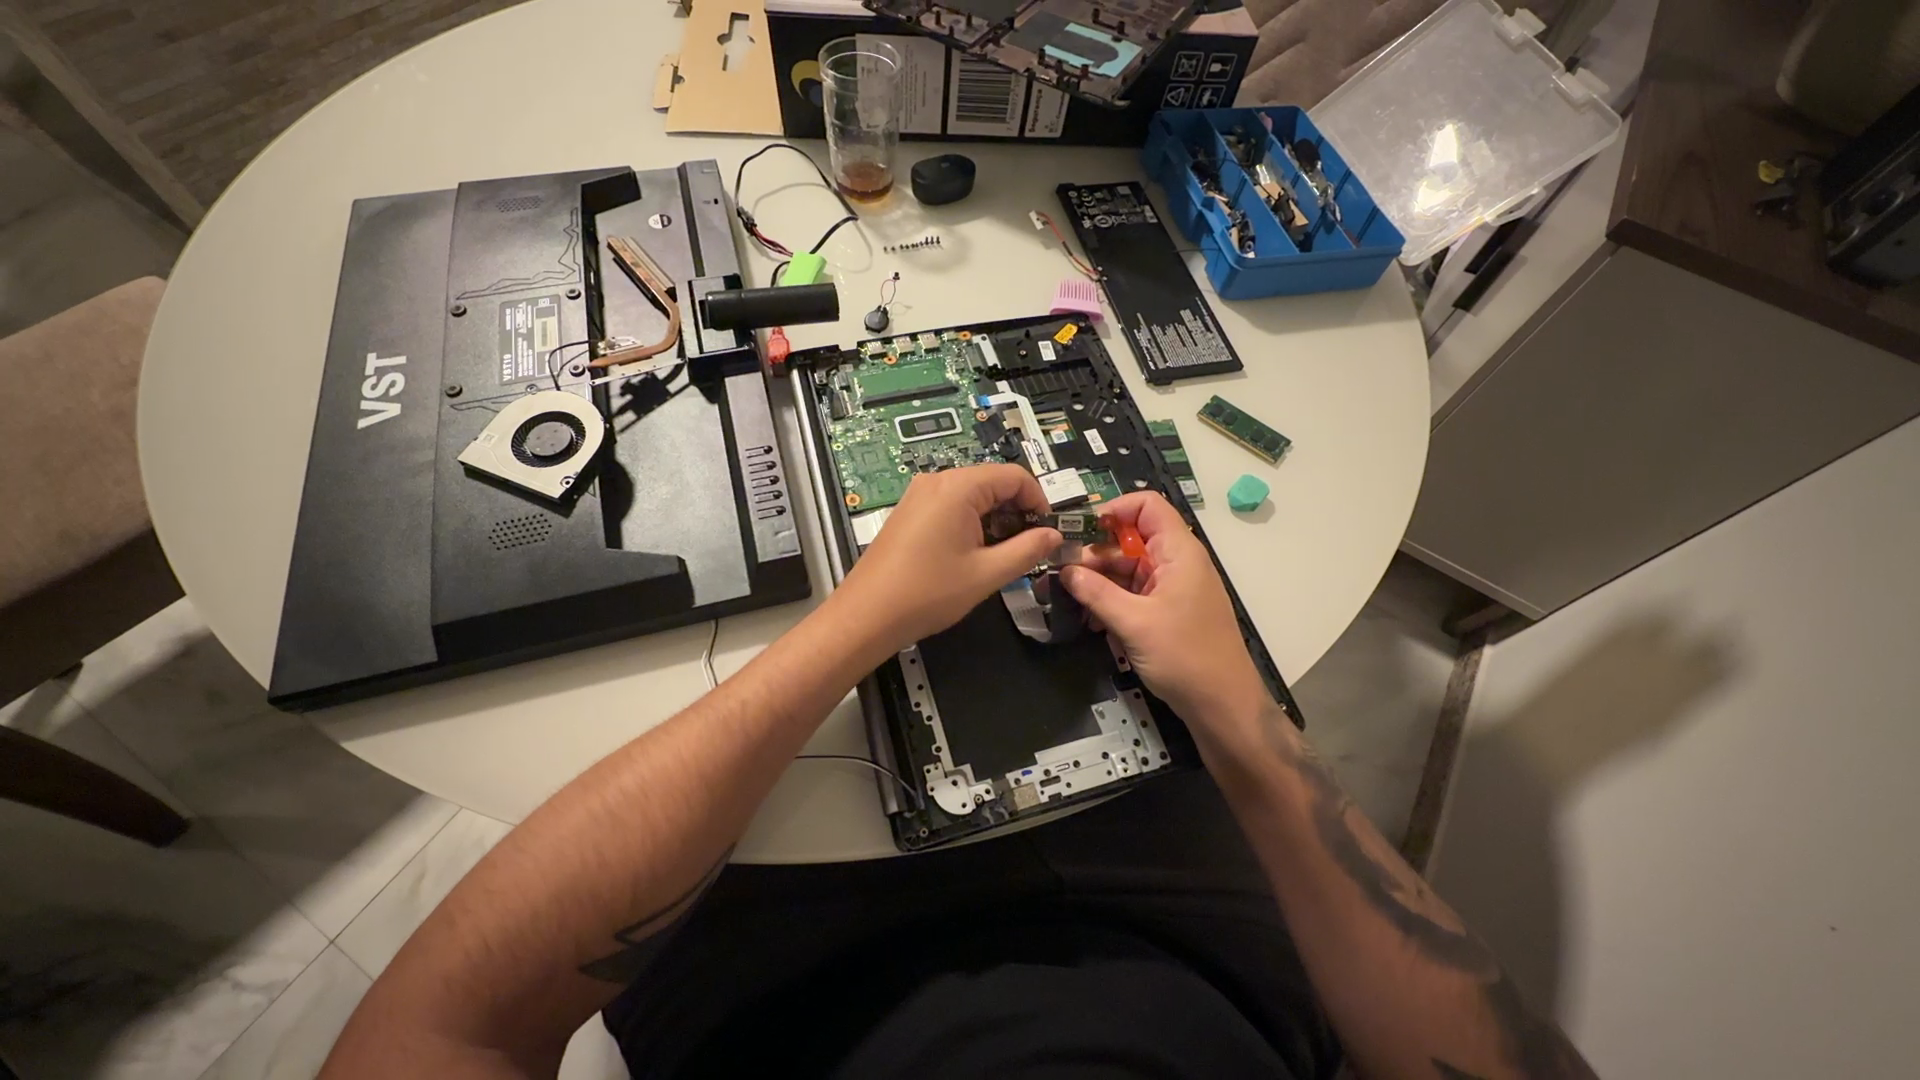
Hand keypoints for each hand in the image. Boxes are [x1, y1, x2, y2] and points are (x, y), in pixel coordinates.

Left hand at [833, 465, 1060, 654]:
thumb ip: (1027, 550)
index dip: (1039, 501)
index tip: (1047, 532)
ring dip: (994, 520)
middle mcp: (936, 481)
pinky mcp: (910, 512)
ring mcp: (919, 495)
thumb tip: (1053, 536)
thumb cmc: (927, 593)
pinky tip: (973, 554)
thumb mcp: (987, 574)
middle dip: (1017, 512)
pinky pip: (951, 506)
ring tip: (1001, 556)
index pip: (1014, 476)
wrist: (868, 615)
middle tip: (1028, 548)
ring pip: (973, 496)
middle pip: (993, 482)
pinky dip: (971, 523)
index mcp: (958, 487)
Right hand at [1059, 491, 1271, 738]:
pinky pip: (1134, 595)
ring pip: (1128, 569)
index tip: (1080, 532)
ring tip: (1070, 601)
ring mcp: (1173, 589)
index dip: (1113, 509)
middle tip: (1063, 574)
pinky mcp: (1168, 613)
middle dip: (1095, 554)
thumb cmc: (1184, 656)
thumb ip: (1096, 592)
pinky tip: (1092, 621)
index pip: (1146, 506)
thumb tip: (1065, 570)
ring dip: (1099, 582)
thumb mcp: (1133, 622)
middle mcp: (1177, 563)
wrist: (1222, 705)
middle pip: (1130, 539)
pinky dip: (1112, 602)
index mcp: (1178, 552)